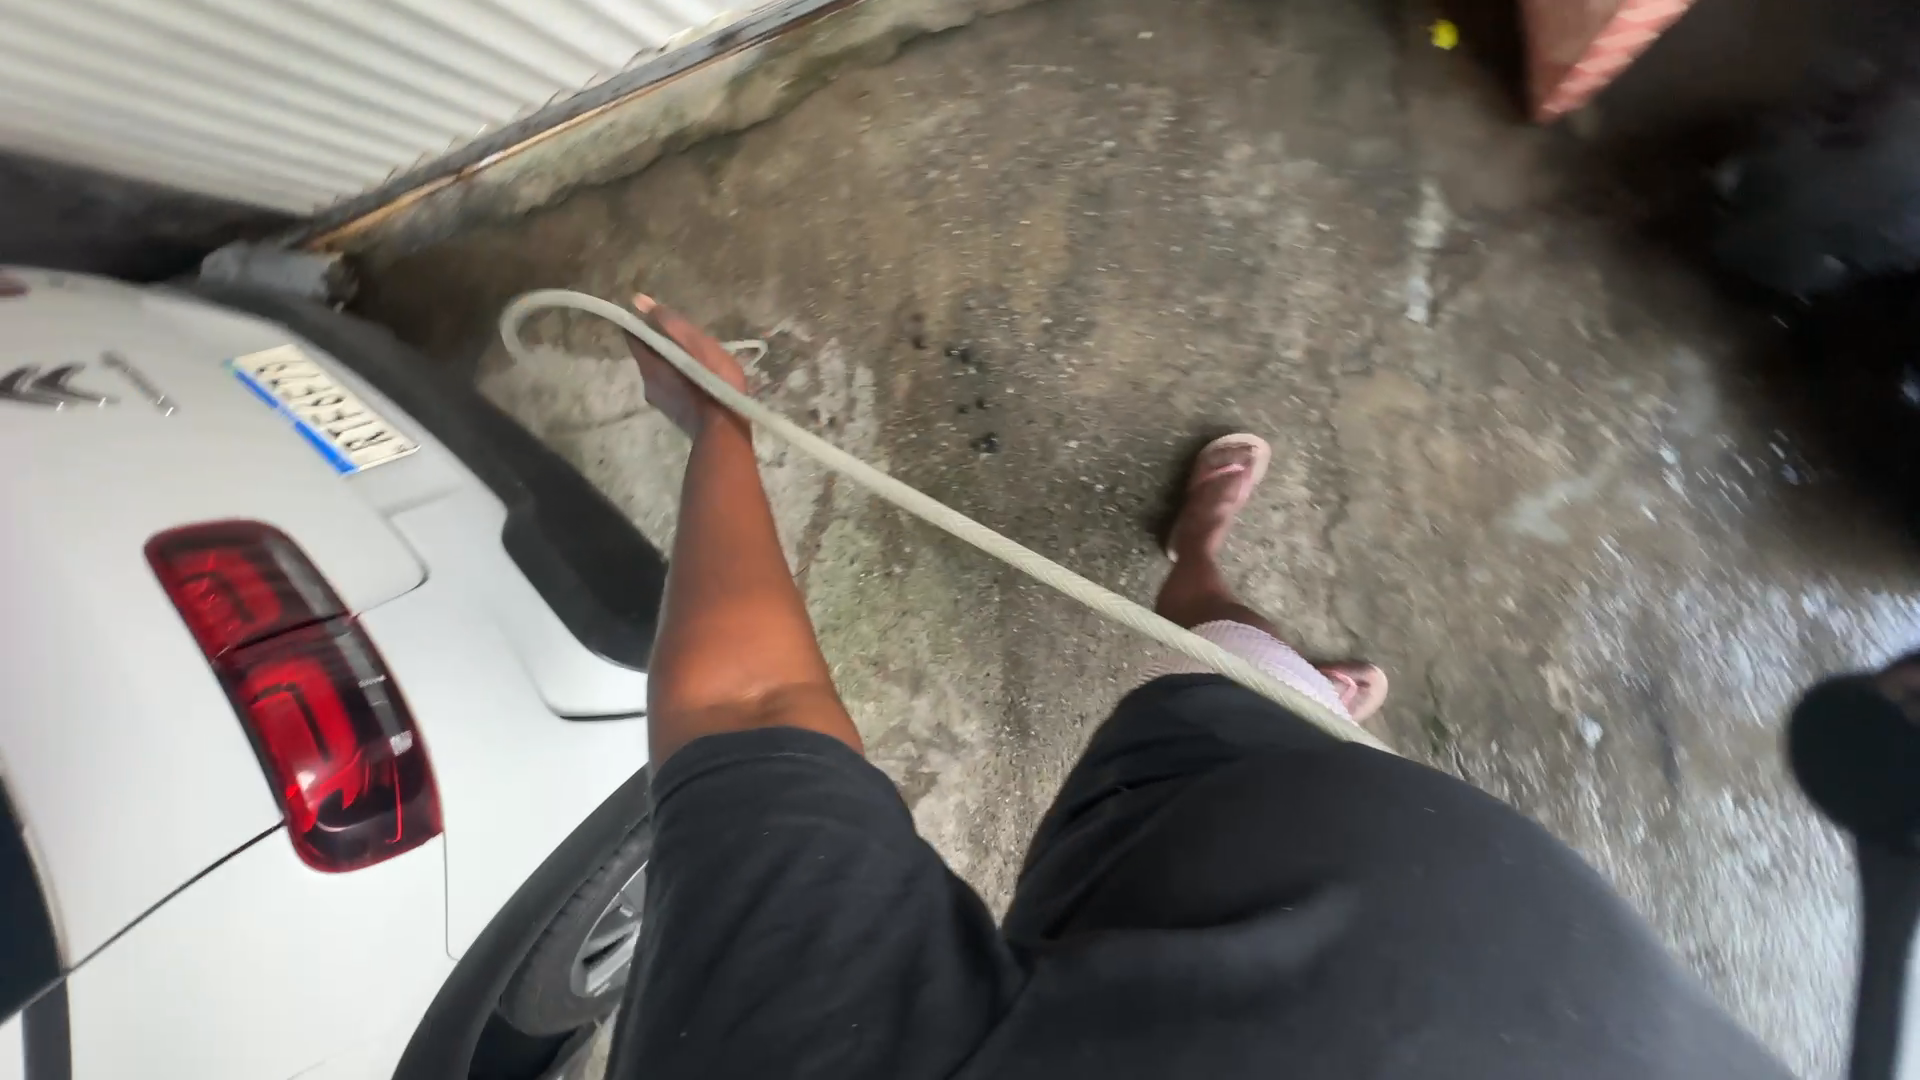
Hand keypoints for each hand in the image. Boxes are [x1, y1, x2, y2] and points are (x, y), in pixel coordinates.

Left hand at [624, 293, 748, 437]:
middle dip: (664, 346)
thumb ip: (671, 324)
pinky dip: (682, 383)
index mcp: (650, 364)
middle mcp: (648, 383)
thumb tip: (640, 302)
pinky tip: (702, 385)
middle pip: (649, 355)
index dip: (643, 324)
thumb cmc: (714, 384)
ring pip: (661, 374)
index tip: (661, 321)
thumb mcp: (698, 345)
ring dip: (675, 366)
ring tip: (701, 365)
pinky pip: (673, 390)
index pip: (632, 335)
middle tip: (691, 344)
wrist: (725, 433)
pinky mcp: (675, 415)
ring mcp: (661, 403)